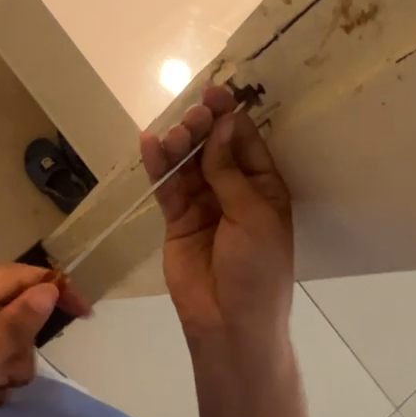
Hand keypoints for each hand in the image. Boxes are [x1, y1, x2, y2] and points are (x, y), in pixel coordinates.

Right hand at [140, 84, 293, 348]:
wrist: (230, 323)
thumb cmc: (256, 270)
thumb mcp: (253, 216)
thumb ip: (231, 171)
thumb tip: (222, 125)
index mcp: (264, 189)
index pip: (246, 144)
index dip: (231, 118)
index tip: (216, 93)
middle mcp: (234, 192)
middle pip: (215, 148)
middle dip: (204, 128)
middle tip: (193, 115)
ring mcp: (204, 206)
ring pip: (189, 165)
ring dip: (181, 146)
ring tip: (173, 134)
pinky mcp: (177, 221)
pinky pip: (167, 188)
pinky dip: (159, 167)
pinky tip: (150, 145)